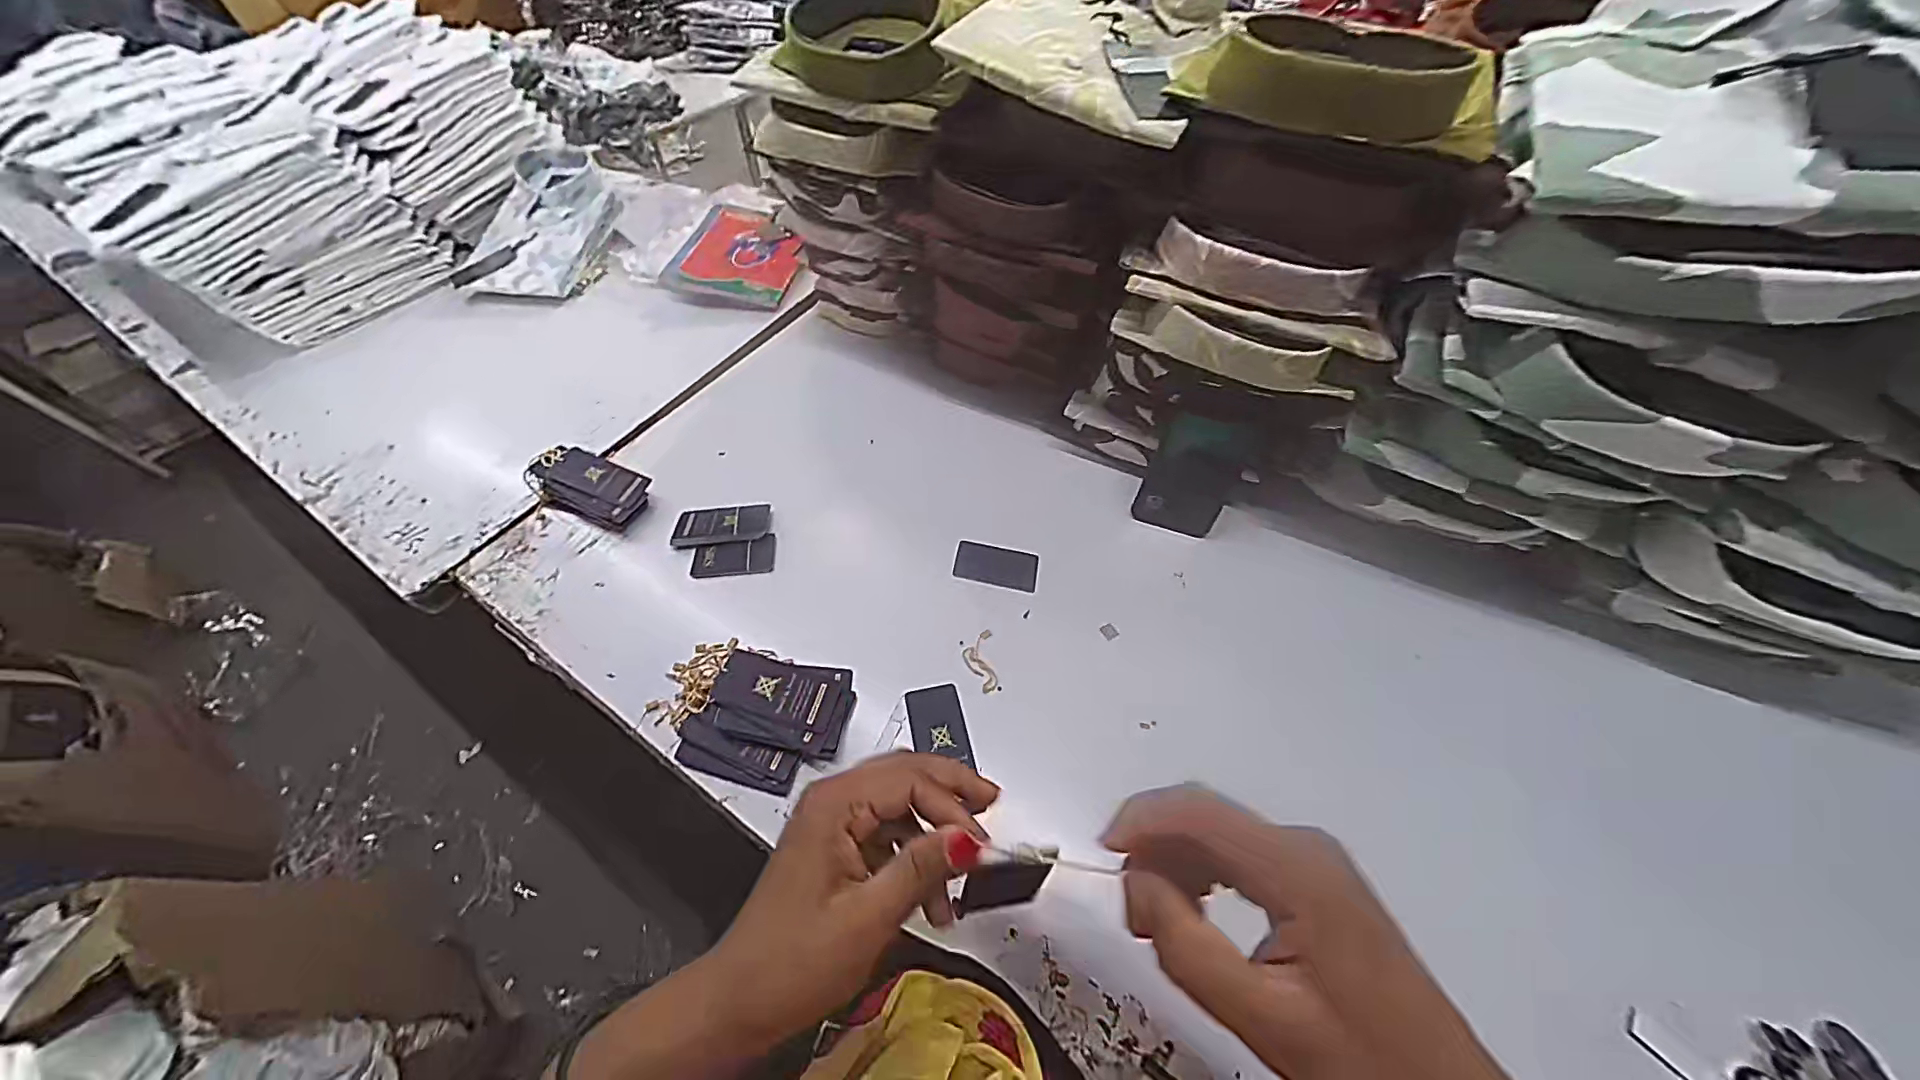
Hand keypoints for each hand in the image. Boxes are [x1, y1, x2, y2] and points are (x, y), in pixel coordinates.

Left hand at [559, 753, 998, 1079]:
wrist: (739, 1001)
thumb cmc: (789, 962)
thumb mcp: (867, 917)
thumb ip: (921, 869)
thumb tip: (967, 838)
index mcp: (834, 804)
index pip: (910, 780)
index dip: (953, 806)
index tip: (980, 843)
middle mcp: (833, 801)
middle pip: (905, 774)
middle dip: (952, 790)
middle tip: (991, 803)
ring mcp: (834, 822)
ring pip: (901, 803)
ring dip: (936, 832)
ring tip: (963, 871)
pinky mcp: (838, 846)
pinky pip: (889, 833)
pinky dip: (917, 854)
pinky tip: (933, 895)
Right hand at [1103, 785, 1506, 1079]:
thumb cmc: (1359, 1059)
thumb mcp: (1263, 1018)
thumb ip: (1188, 947)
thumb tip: (1136, 884)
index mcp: (1297, 867)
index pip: (1198, 809)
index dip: (1141, 819)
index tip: (1104, 853)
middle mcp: (1303, 847)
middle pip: (1204, 815)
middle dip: (1153, 847)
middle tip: (1131, 908)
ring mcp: (1311, 859)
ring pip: (1217, 832)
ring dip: (1173, 862)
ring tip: (1154, 919)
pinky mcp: (1312, 878)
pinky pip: (1237, 854)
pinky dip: (1200, 873)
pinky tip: (1190, 911)